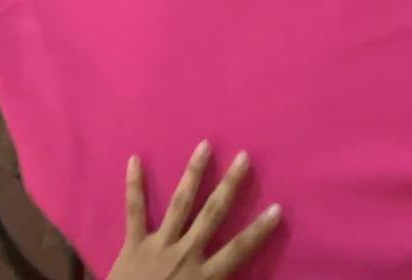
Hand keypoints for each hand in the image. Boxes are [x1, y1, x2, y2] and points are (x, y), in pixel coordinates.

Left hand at [106, 141, 283, 279]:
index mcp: (203, 276)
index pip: (237, 250)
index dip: (258, 231)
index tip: (277, 207)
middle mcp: (185, 253)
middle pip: (212, 214)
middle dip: (229, 185)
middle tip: (243, 157)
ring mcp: (159, 245)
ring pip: (180, 203)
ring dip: (193, 173)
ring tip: (205, 145)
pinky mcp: (134, 243)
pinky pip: (134, 211)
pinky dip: (134, 185)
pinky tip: (134, 159)